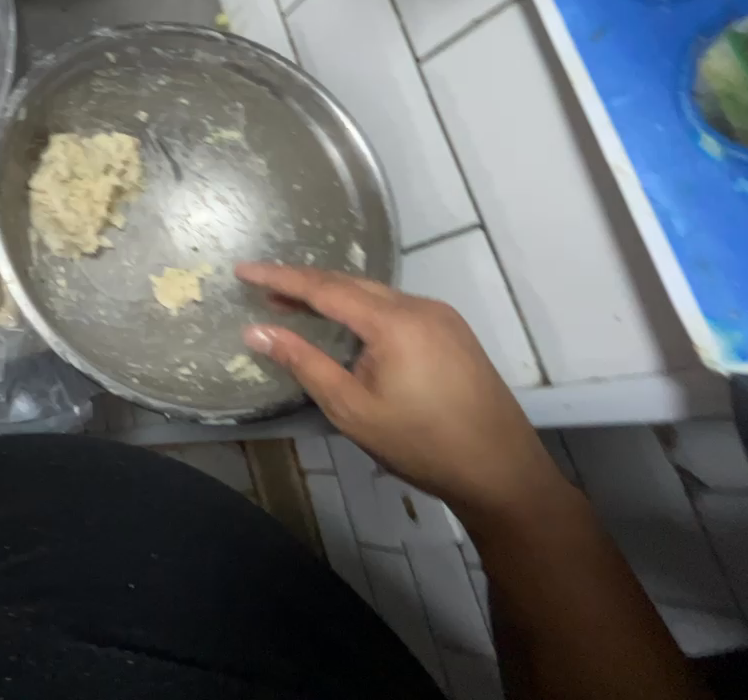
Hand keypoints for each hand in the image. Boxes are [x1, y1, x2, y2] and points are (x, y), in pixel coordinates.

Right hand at [236, 262, 567, 523]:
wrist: (505, 477)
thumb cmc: (421, 444)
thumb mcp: (350, 407)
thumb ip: (301, 362)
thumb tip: (254, 331)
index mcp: (394, 322)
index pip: (323, 288)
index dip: (278, 277)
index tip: (242, 270)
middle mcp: (420, 308)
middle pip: (348, 284)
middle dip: (301, 283)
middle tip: (260, 288)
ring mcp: (441, 318)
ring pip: (370, 293)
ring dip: (329, 295)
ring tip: (290, 304)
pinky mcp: (451, 333)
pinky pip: (391, 306)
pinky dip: (356, 307)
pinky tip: (340, 321)